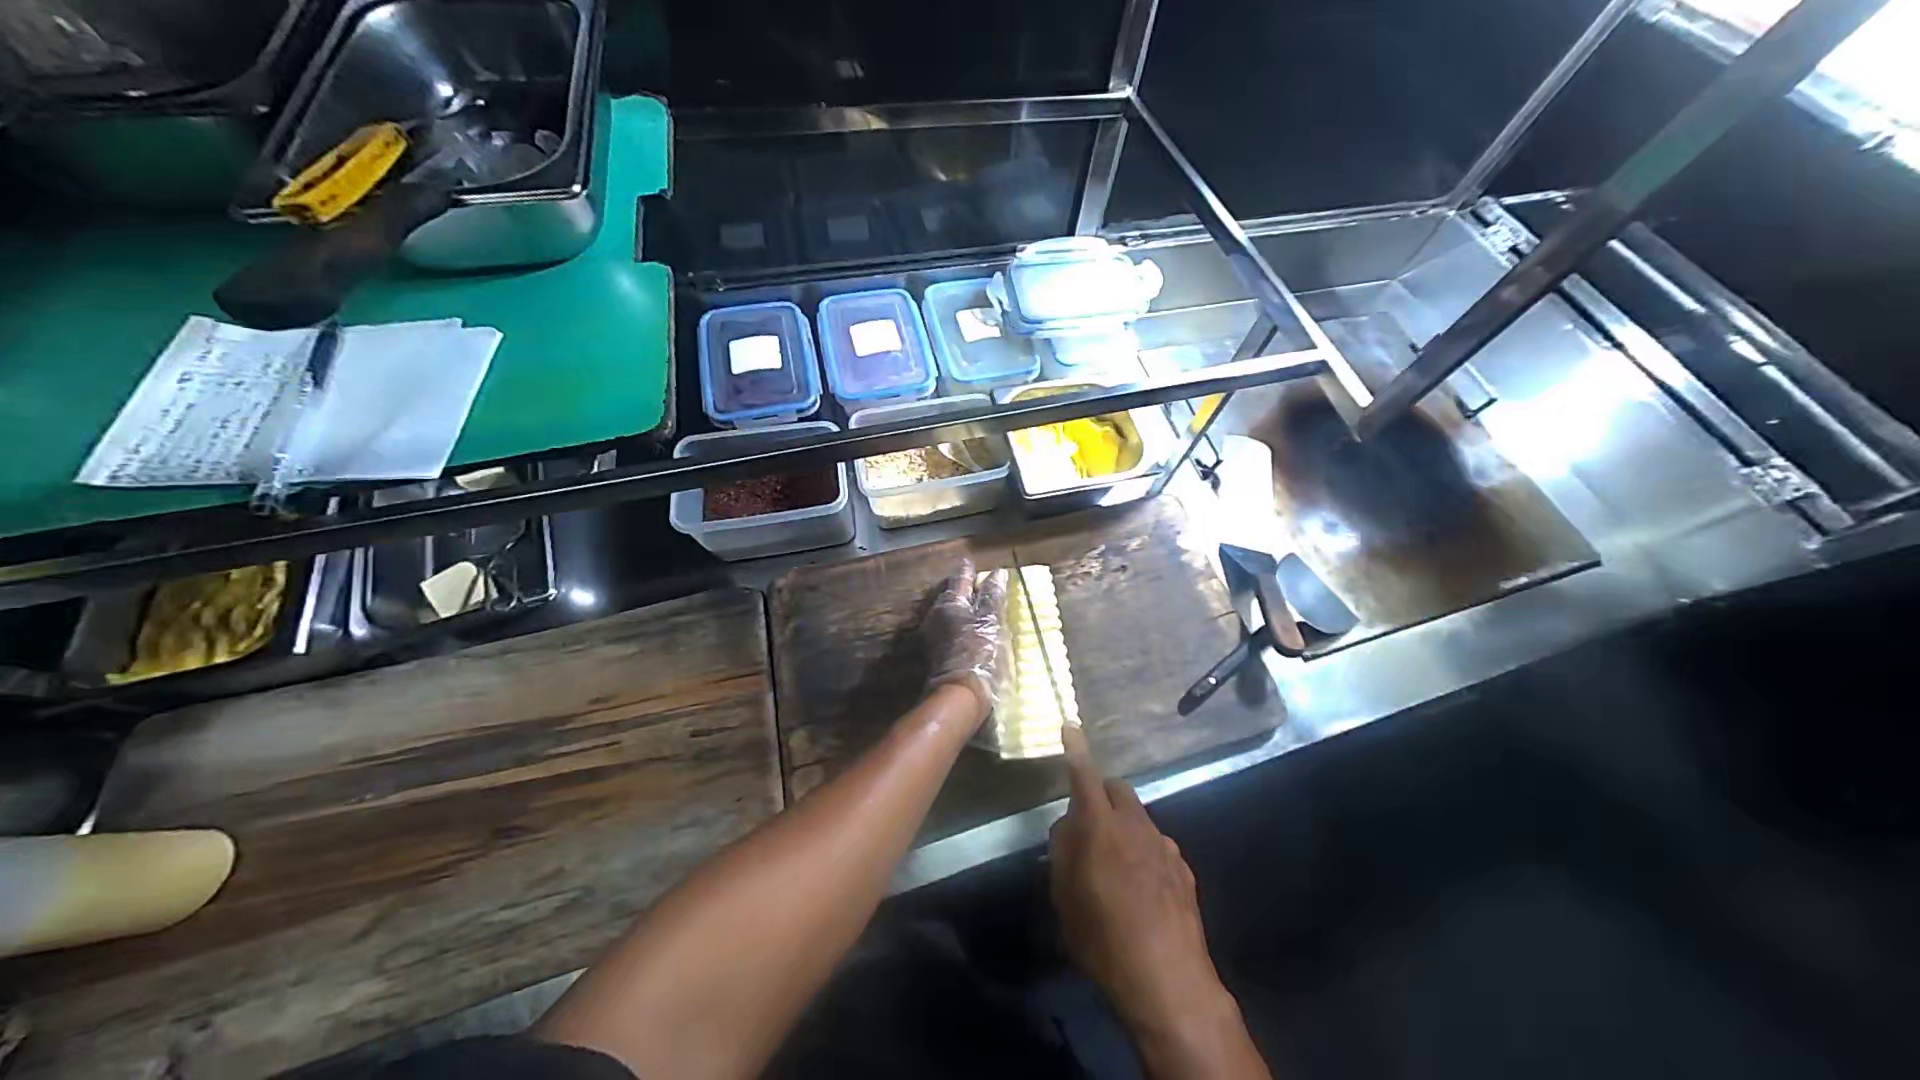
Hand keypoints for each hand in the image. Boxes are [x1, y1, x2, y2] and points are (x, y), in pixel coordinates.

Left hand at [921, 559, 1007, 721]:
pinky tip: (969, 628)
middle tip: (976, 581)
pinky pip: (949, 628)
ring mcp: (933, 635)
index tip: (972, 562)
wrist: (960, 694)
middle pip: (950, 594)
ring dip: (961, 606)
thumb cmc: (978, 653)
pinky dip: (959, 622)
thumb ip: (992, 597)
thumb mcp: (990, 622)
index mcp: (949, 603)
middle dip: (962, 587)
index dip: (968, 570)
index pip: (960, 579)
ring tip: (975, 604)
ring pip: (948, 612)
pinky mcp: (936, 652)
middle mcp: (935, 614)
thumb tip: (997, 573)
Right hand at [1050, 725, 1268, 1079]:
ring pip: (1139, 816)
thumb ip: (1064, 851)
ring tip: (1112, 862)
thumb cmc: (1103, 938)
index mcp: (1101, 827)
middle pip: (1118, 789)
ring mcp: (1165, 846)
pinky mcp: (1184, 869)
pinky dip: (1143, 849)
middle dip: (1100, 792)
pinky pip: (1156, 843)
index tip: (1070, 727)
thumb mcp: (1064, 897)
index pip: (1085, 775)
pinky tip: (1139, 885)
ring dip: (1122, 824)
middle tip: (1086, 820)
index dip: (1076, 750)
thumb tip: (1068, 825)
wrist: (1169, 980)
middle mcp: (1136, 826)